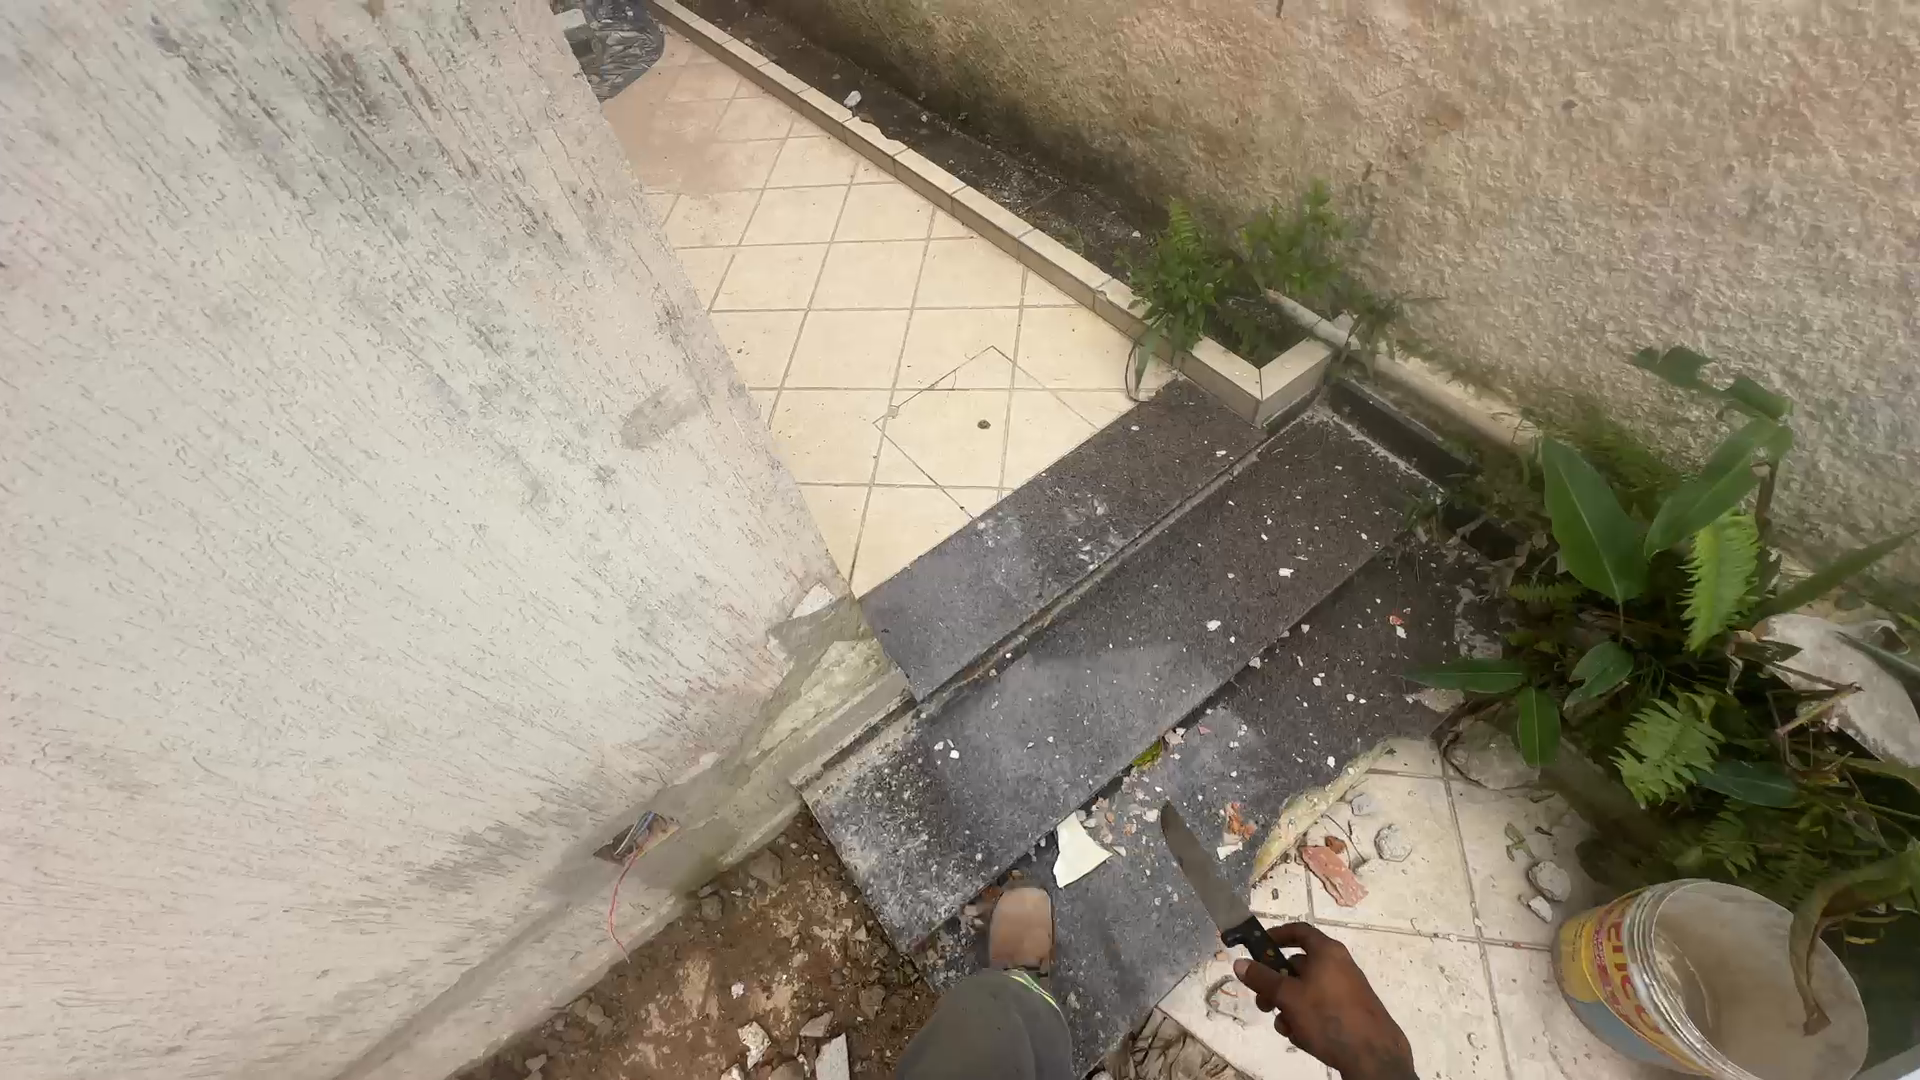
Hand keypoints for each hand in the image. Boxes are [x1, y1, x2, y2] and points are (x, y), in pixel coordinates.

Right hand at [1232, 922, 1416, 1079]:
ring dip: (1290, 1007)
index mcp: (1327, 952)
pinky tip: (1302, 1038)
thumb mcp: (1287, 996)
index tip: (1259, 947)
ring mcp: (1351, 992)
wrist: (1377, 1061)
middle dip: (1277, 985)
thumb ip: (1262, 978)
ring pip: (1309, 992)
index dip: (1277, 935)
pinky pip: (1324, 1009)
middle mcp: (1341, 966)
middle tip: (1263, 1002)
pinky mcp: (1356, 1016)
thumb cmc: (1328, 1017)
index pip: (1299, 931)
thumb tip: (1240, 963)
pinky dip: (1308, 1019)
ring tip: (1284, 1027)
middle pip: (1300, 966)